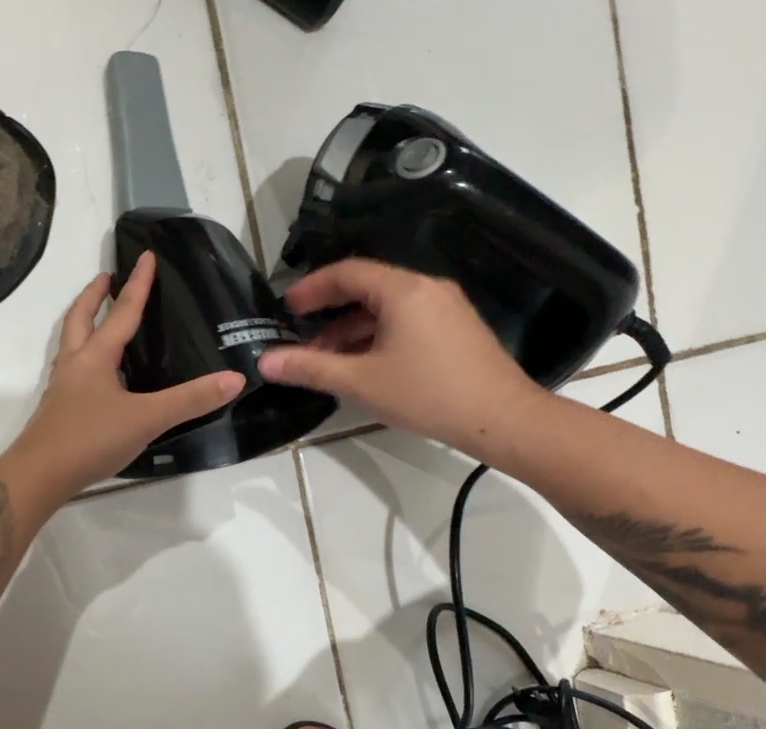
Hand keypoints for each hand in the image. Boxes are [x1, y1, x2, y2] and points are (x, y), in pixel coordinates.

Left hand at [4, 252, 243, 496]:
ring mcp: (62, 389)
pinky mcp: (57, 411)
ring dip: (82, 324)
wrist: (39, 475)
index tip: (146, 256)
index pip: (121, 312)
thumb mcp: (147, 419)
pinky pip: (71, 371)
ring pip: (70, 344)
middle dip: (94, 296)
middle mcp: (74, 365)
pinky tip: (95, 377)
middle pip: (79, 319)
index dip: (138, 285)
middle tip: (106, 279)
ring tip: (97, 320)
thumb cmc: (90, 439)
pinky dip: (82, 358)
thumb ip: (189, 400)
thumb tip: (234, 379)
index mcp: (95, 357)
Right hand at [256, 259, 542, 450]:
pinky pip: (404, 321)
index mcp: (404, 291)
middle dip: (329, 312)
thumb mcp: (360, 382)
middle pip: (367, 288)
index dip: (312, 288)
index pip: (348, 273)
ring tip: (323, 360)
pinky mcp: (454, 329)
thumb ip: (310, 367)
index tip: (286, 308)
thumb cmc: (426, 394)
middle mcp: (426, 289)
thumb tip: (265, 361)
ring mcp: (444, 308)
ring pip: (386, 308)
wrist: (499, 418)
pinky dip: (375, 336)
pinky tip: (359, 365)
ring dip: (350, 329)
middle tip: (298, 336)